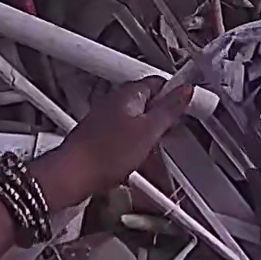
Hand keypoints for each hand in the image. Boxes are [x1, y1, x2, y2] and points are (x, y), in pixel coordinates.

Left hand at [43, 77, 191, 201]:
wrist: (71, 176)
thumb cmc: (104, 152)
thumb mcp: (149, 131)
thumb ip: (169, 110)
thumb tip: (186, 91)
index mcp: (129, 93)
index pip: (160, 83)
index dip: (177, 94)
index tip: (189, 106)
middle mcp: (116, 102)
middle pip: (149, 104)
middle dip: (163, 119)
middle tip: (172, 133)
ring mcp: (107, 120)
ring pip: (138, 122)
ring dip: (149, 137)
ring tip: (154, 153)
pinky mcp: (100, 138)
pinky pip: (125, 138)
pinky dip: (135, 148)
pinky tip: (136, 162)